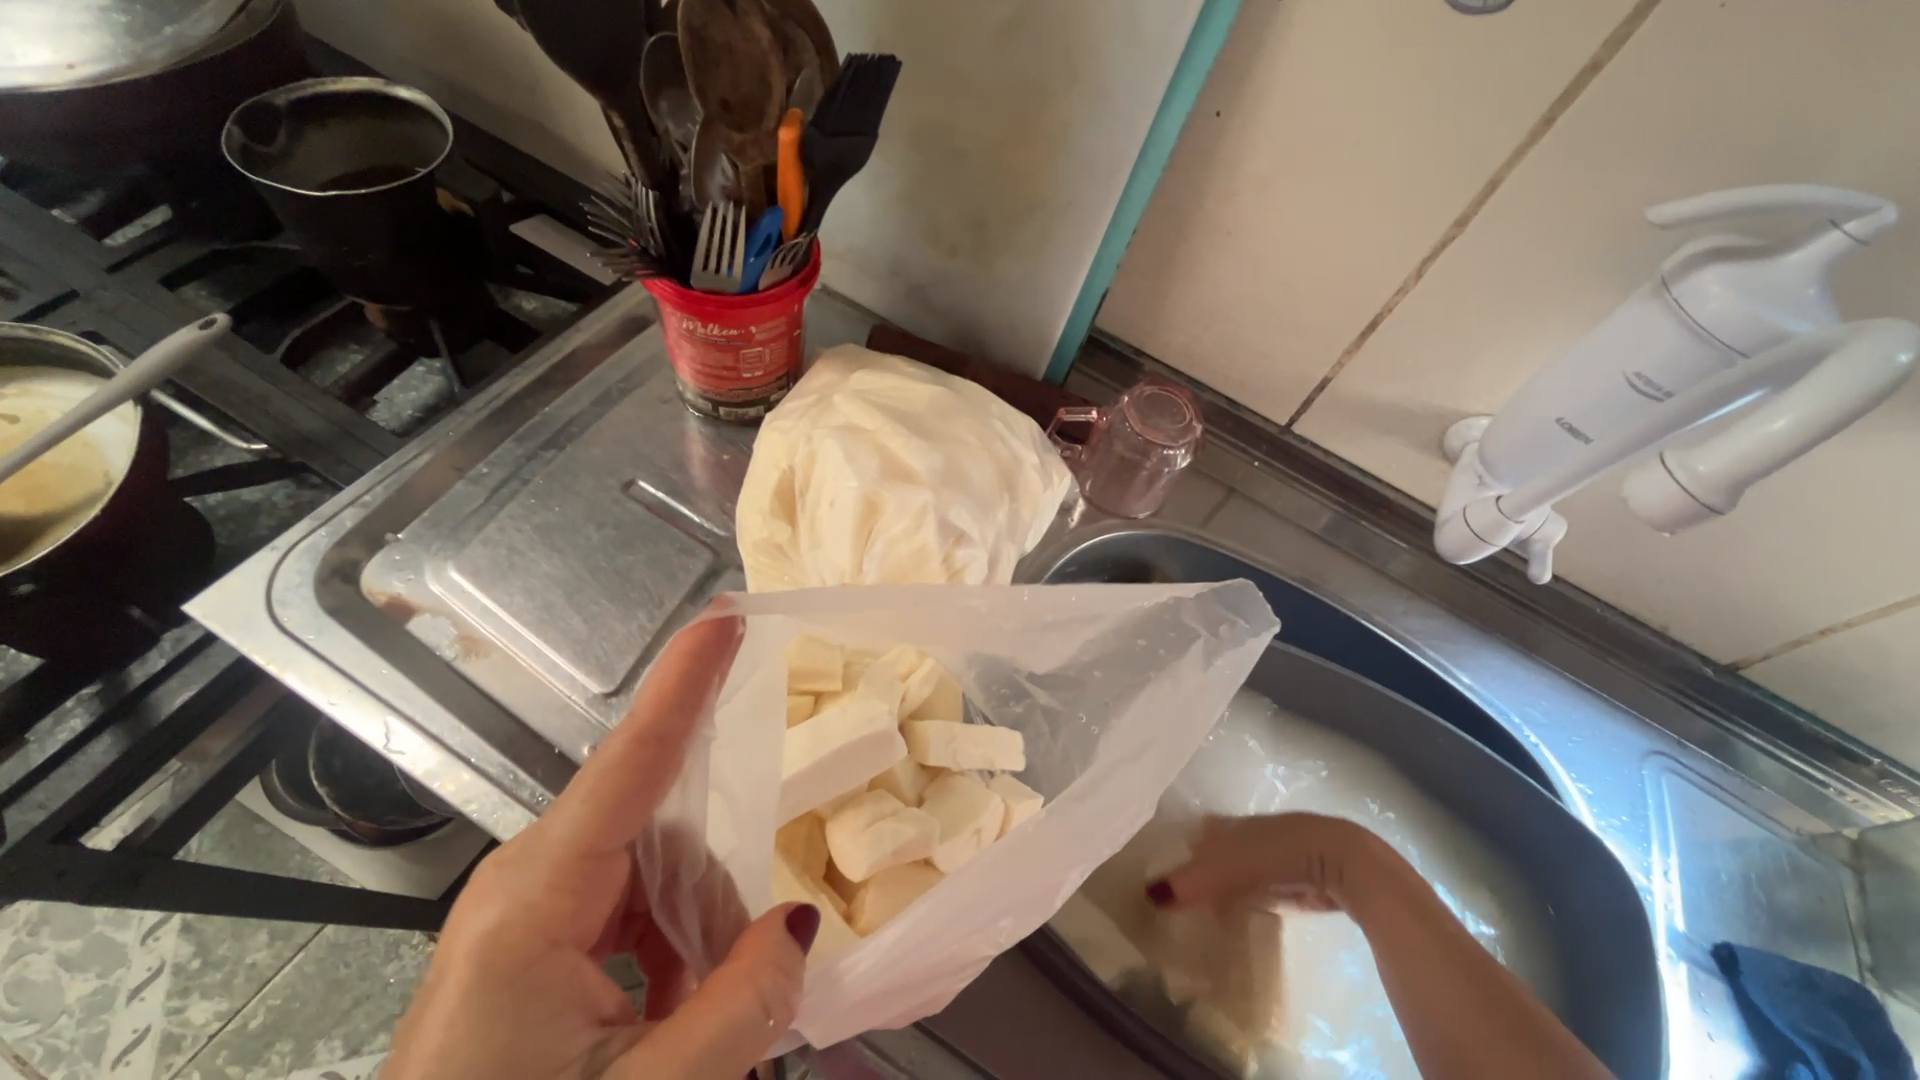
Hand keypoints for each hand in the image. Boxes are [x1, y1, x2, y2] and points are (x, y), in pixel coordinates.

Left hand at [383, 615, 821, 1079]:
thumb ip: (741, 1008)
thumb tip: (798, 924)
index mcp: (533, 904)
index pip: (628, 765)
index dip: (683, 684)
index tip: (725, 618)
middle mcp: (523, 884)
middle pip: (654, 826)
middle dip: (717, 874)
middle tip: (749, 955)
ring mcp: (522, 913)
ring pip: (648, 869)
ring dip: (696, 924)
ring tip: (701, 1009)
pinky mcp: (527, 944)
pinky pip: (625, 907)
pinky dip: (668, 944)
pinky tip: (676, 1007)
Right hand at [1149, 813, 1614, 1079]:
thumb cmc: (1498, 1072)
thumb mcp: (1416, 1065)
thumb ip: (1312, 1060)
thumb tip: (1190, 1063)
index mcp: (1432, 955)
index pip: (1334, 856)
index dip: (1246, 856)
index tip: (1177, 892)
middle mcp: (1437, 928)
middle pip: (1332, 841)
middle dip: (1244, 848)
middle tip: (1177, 880)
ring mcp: (1441, 940)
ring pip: (1346, 858)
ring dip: (1270, 857)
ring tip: (1209, 881)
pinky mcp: (1440, 961)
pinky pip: (1360, 886)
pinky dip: (1303, 878)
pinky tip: (1275, 902)